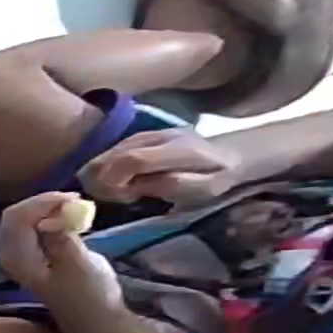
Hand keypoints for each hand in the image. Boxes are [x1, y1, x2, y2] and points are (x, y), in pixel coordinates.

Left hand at [0, 192, 123, 320]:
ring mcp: (15, 253)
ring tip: (74, 205)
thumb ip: (62, 241)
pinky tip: (66, 216)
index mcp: (15, 257)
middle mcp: (7, 253)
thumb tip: (49, 219)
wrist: (91, 315)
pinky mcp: (28, 253)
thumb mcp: (80, 265)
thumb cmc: (89, 292)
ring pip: (20, 219)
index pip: (17, 219)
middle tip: (75, 198)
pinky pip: (28, 226)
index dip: (41, 203)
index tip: (74, 197)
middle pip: (14, 216)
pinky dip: (45, 216)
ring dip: (43, 208)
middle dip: (41, 203)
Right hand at [80, 129, 243, 207]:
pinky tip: (119, 180)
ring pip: (97, 160)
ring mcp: (141, 135)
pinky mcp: (129, 139)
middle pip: (106, 161)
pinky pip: (100, 158)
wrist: (234, 152)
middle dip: (102, 184)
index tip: (124, 197)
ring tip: (120, 189)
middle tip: (120, 197)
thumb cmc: (219, 176)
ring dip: (98, 180)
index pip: (130, 160)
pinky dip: (100, 174)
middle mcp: (157, 137)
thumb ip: (175, 186)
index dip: (115, 182)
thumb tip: (136, 186)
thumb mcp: (208, 188)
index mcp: (180, 149)